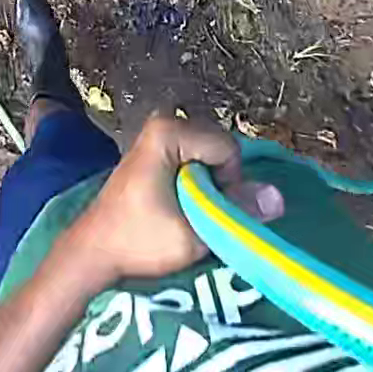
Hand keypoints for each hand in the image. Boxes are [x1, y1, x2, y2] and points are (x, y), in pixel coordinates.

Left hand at [59, 115, 283, 283]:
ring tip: (188, 210)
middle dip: (221, 180)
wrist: (93, 251)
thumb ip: (236, 212)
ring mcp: (159, 130)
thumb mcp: (193, 234)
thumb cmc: (139, 241)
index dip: (229, 183)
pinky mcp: (157, 144)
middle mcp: (165, 120)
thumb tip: (279, 197)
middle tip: (200, 212)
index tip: (209, 211)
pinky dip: (198, 178)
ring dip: (210, 181)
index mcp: (169, 130)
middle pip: (219, 145)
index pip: (227, 147)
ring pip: (210, 151)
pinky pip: (196, 154)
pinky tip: (180, 202)